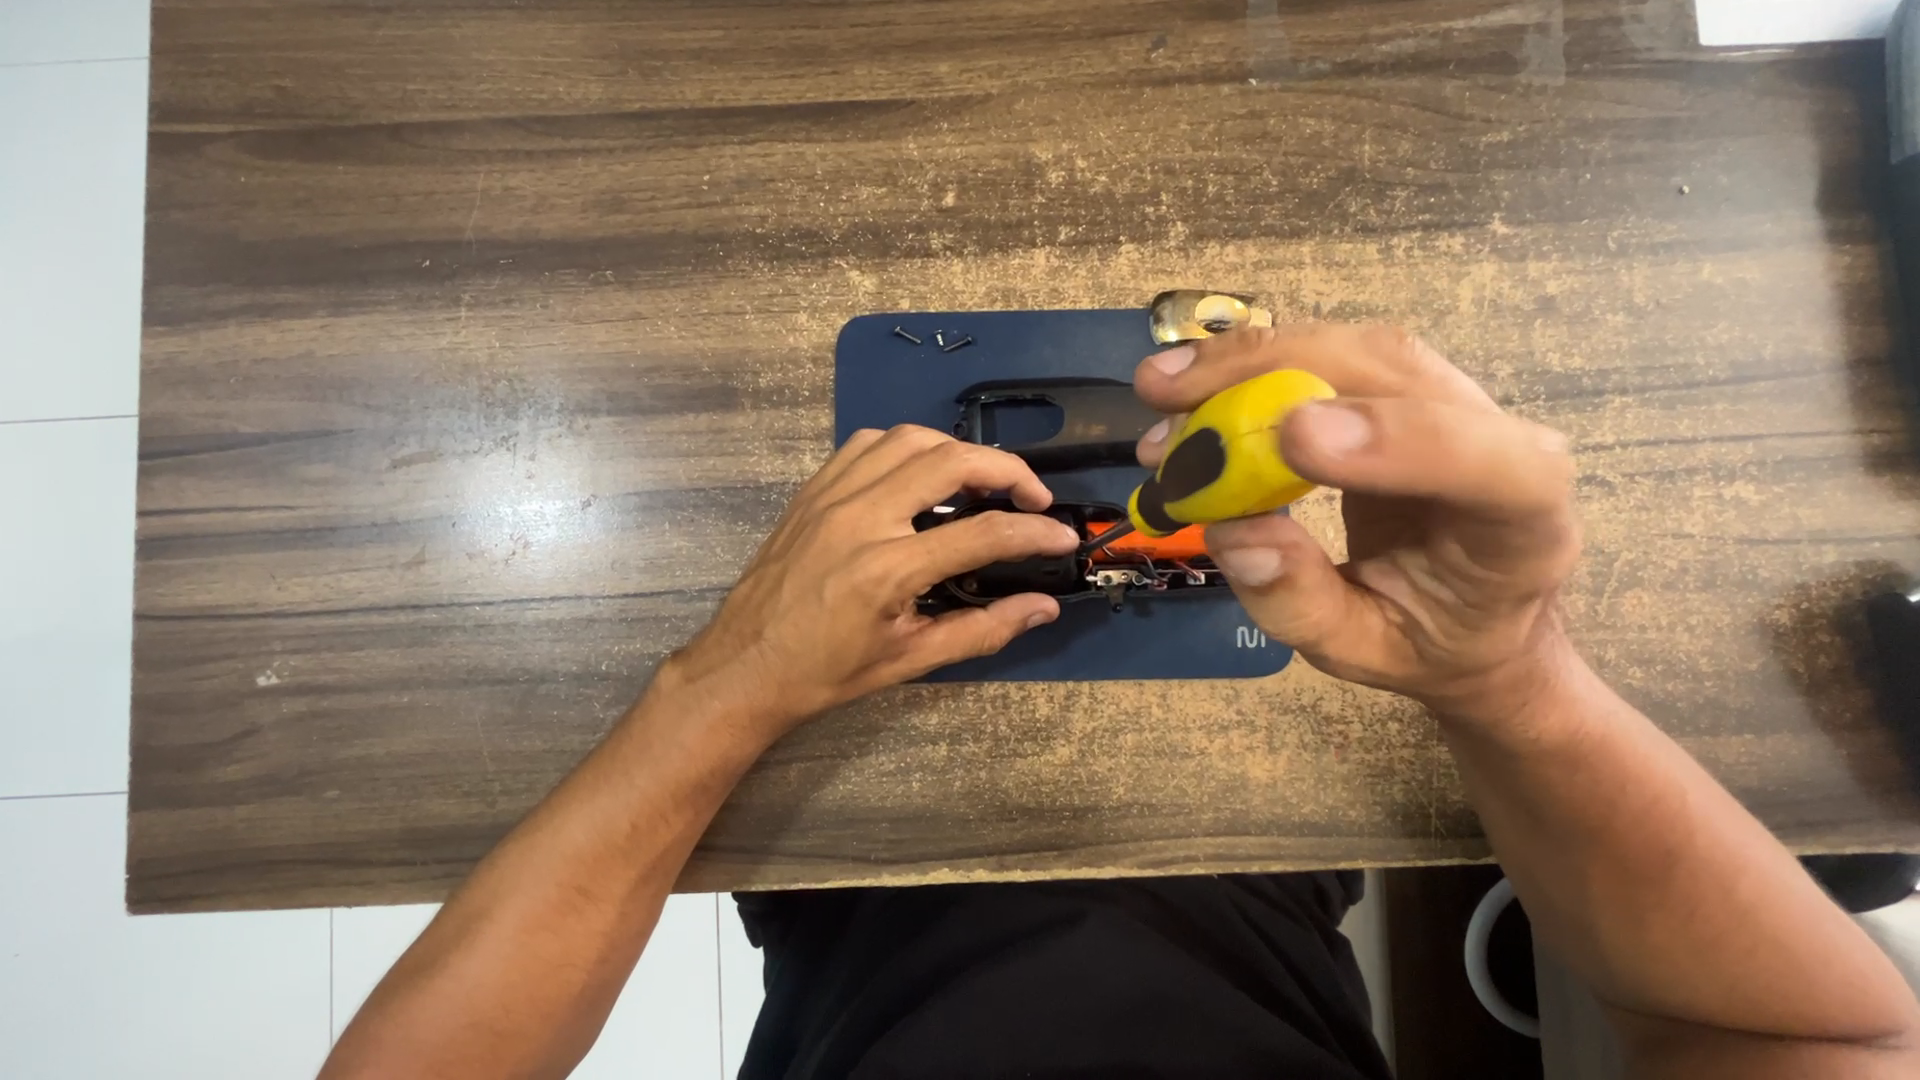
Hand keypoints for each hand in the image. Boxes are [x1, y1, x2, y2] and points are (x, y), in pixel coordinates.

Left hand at [665, 425, 1079, 738]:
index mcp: (887, 569)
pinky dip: (907, 448)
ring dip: (957, 451)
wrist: (742, 667)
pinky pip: (867, 444)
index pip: (982, 533)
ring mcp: (831, 496)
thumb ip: (981, 630)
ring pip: (909, 439)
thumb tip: (1042, 608)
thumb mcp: (909, 660)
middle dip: (1006, 469)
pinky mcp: (812, 490)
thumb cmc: (825, 673)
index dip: (1034, 533)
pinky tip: (920, 474)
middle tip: (1031, 496)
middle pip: (949, 461)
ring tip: (982, 480)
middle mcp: (860, 517)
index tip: (1062, 536)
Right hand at [1134, 325, 1581, 722]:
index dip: (1395, 439)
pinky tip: (1189, 393)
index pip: (1489, 462)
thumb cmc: (1427, 641)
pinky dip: (1247, 370)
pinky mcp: (1393, 392)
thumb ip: (1301, 604)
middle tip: (1168, 395)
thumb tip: (1231, 531)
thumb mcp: (1360, 652)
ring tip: (1160, 393)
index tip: (1292, 440)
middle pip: (1391, 371)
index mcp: (1519, 522)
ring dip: (1245, 362)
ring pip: (1347, 348)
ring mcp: (1442, 402)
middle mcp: (1493, 437)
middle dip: (1272, 372)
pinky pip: (1322, 359)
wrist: (1473, 616)